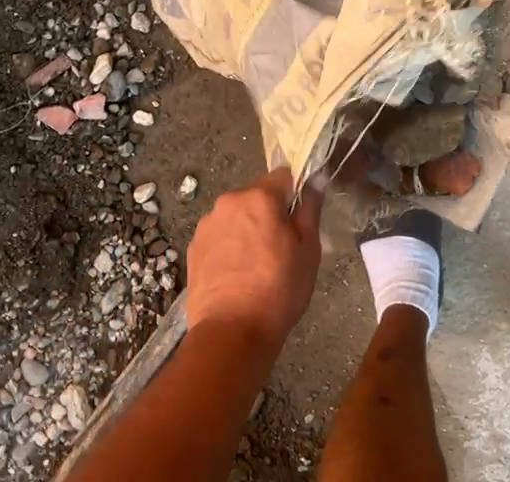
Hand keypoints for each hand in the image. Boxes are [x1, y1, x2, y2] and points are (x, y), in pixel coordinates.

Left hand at [185, 167, 324, 349]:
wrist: (231, 332)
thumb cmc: (279, 289)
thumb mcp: (308, 250)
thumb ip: (310, 209)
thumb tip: (315, 179)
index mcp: (259, 196)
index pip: (283, 176)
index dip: (295, 195)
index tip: (298, 221)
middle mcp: (228, 202)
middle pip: (257, 195)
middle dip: (269, 213)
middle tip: (281, 248)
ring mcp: (207, 225)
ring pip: (236, 216)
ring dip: (247, 228)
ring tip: (256, 265)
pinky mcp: (193, 248)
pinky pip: (219, 236)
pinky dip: (229, 246)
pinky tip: (237, 274)